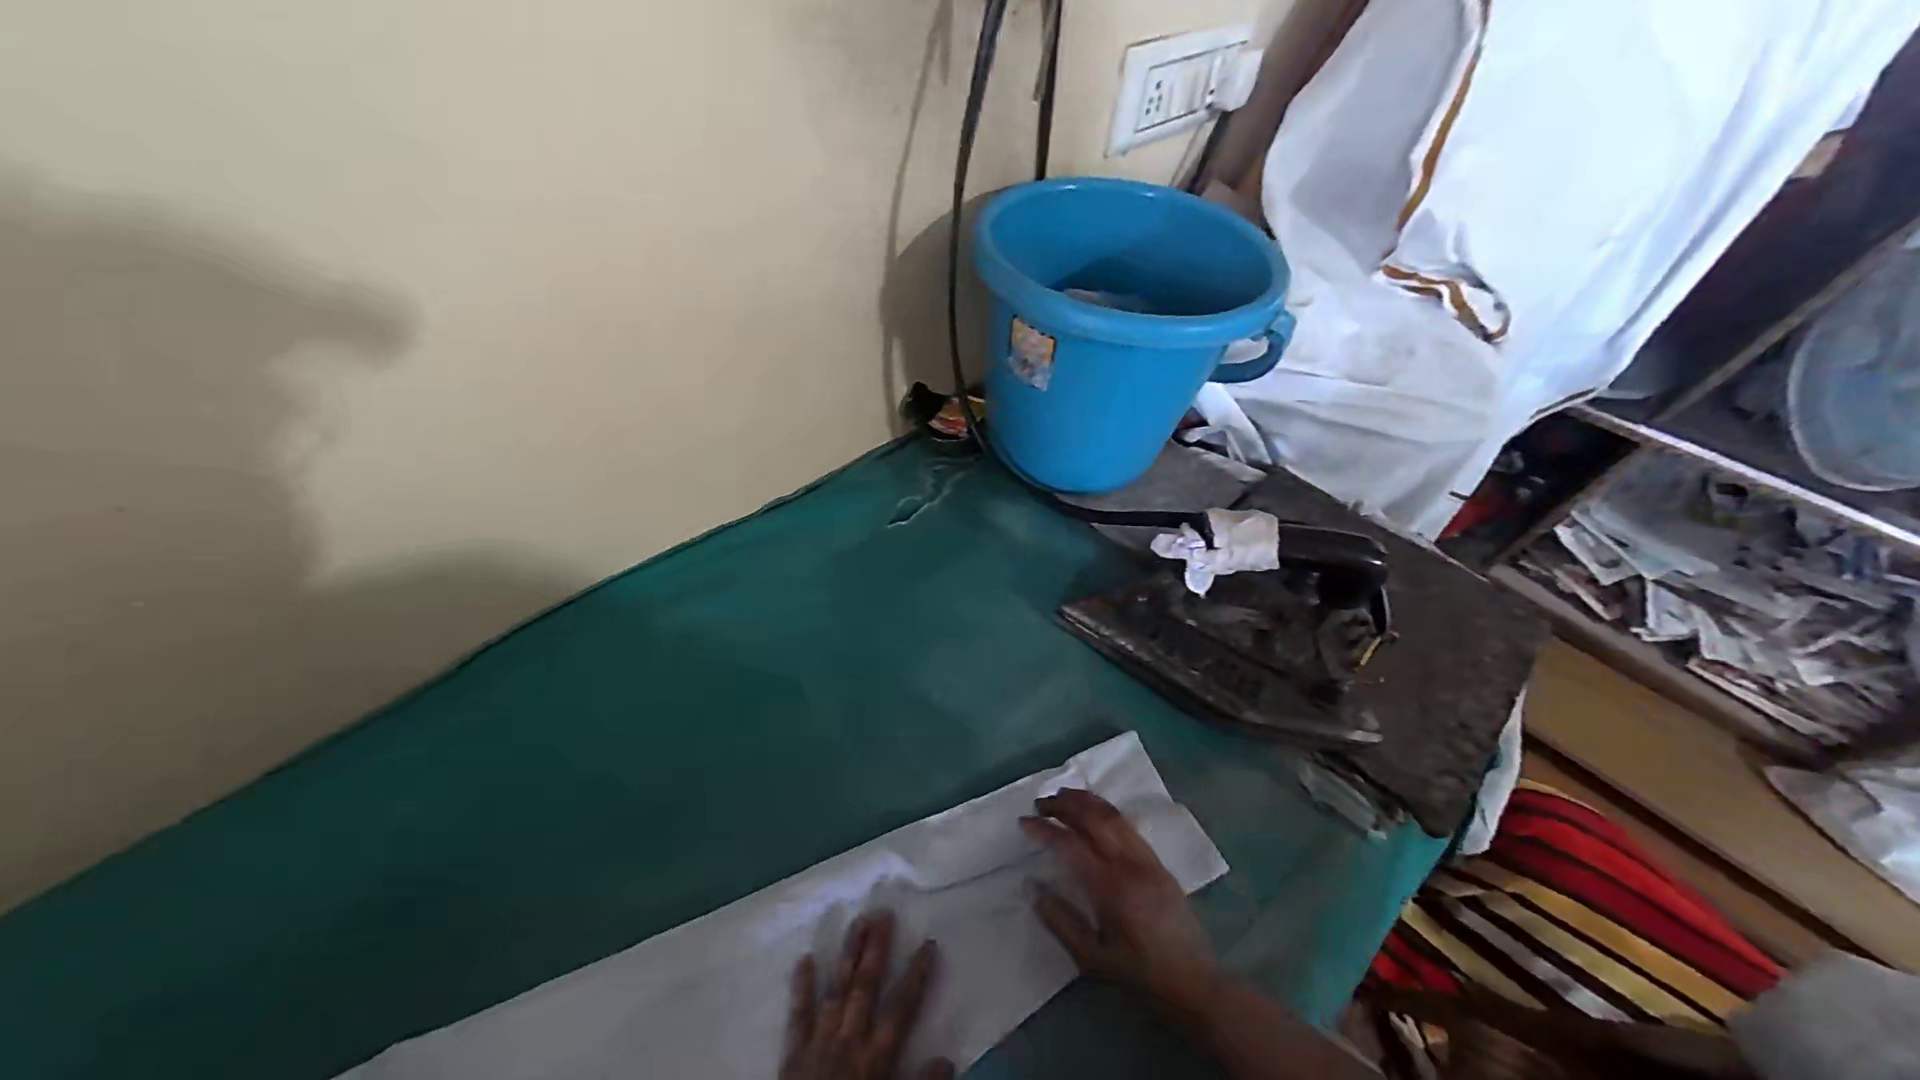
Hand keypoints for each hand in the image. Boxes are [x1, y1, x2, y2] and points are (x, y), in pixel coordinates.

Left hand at [781, 910, 952, 1079]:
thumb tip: (947, 1059)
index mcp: (877, 1057)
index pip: (902, 1007)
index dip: (917, 974)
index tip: (928, 943)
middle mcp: (849, 1041)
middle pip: (866, 987)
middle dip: (877, 949)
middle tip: (884, 912)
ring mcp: (819, 1043)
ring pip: (836, 990)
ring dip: (847, 954)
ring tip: (856, 920)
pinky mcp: (793, 1054)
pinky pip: (798, 1016)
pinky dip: (801, 987)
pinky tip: (803, 958)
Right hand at [1021, 789, 1221, 1021]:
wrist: (1195, 983)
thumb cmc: (1139, 975)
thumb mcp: (1091, 959)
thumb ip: (1060, 921)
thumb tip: (1032, 885)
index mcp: (1111, 888)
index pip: (1071, 845)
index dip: (1044, 829)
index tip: (1024, 822)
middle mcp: (1130, 865)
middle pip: (1093, 819)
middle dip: (1064, 805)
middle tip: (1040, 803)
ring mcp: (1148, 860)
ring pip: (1114, 816)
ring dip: (1086, 801)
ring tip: (1063, 795)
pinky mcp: (1159, 863)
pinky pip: (1129, 825)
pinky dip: (1106, 810)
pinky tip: (1095, 811)